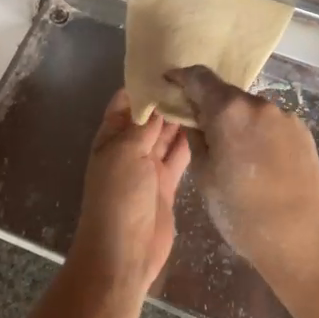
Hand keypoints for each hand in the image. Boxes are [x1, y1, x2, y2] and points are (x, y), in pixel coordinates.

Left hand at [69, 88, 191, 295]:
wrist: (124, 255)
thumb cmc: (118, 199)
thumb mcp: (126, 154)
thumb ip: (144, 126)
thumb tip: (160, 97)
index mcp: (111, 137)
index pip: (126, 101)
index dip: (144, 83)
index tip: (168, 62)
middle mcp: (129, 148)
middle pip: (150, 117)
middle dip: (167, 98)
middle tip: (196, 74)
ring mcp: (148, 168)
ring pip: (167, 136)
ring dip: (181, 119)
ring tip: (206, 94)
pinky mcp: (167, 185)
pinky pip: (179, 157)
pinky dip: (190, 143)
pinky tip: (207, 126)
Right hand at [166, 66, 318, 281]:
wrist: (301, 241)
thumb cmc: (242, 214)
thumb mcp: (204, 178)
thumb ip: (194, 137)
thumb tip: (190, 117)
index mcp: (229, 111)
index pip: (199, 77)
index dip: (182, 77)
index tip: (170, 81)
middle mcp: (258, 104)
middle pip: (226, 94)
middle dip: (211, 106)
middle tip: (200, 129)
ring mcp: (284, 116)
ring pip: (250, 110)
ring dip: (237, 122)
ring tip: (234, 153)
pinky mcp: (303, 131)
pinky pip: (271, 123)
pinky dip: (258, 133)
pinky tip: (259, 161)